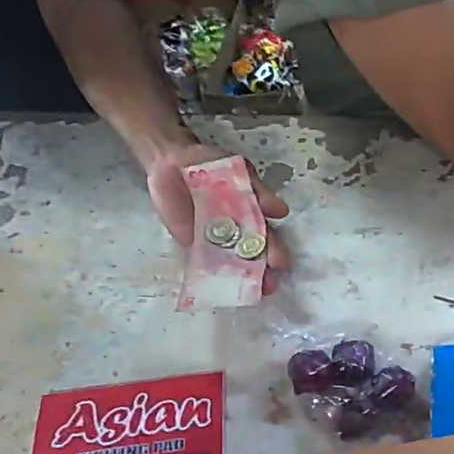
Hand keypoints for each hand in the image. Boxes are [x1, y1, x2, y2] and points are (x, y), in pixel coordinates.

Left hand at [145, 144, 289, 293]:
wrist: (171, 160)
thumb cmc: (210, 166)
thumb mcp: (240, 172)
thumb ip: (259, 192)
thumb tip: (282, 212)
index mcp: (252, 219)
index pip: (268, 240)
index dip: (276, 252)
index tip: (281, 264)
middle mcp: (237, 235)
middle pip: (253, 258)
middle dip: (262, 273)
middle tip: (268, 284)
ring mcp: (215, 243)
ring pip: (232, 266)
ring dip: (241, 280)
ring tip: (250, 292)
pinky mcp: (193, 247)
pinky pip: (204, 265)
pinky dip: (211, 277)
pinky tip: (218, 288)